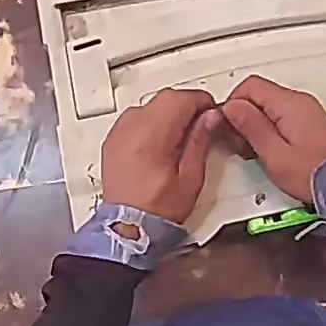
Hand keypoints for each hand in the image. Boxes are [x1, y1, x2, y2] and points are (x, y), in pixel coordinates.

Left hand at [100, 88, 222, 223]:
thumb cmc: (156, 210)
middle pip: (164, 98)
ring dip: (168, 112)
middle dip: (186, 105)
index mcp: (150, 136)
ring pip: (149, 105)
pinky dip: (151, 122)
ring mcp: (118, 133)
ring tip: (182, 136)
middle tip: (203, 124)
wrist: (126, 227)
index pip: (179, 98)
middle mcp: (130, 129)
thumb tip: (210, 118)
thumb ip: (200, 142)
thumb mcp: (190, 178)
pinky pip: (135, 118)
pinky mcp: (112, 140)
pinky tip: (162, 141)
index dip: (201, 101)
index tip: (212, 112)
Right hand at [219, 75, 325, 204]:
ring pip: (267, 105)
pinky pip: (279, 115)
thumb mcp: (273, 153)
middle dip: (242, 115)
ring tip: (253, 150)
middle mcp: (299, 102)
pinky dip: (267, 129)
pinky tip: (266, 149)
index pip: (250, 86)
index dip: (232, 104)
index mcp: (290, 104)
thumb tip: (232, 106)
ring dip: (254, 124)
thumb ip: (250, 125)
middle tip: (238, 142)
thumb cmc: (312, 175)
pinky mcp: (308, 122)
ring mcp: (305, 111)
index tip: (227, 126)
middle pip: (258, 94)